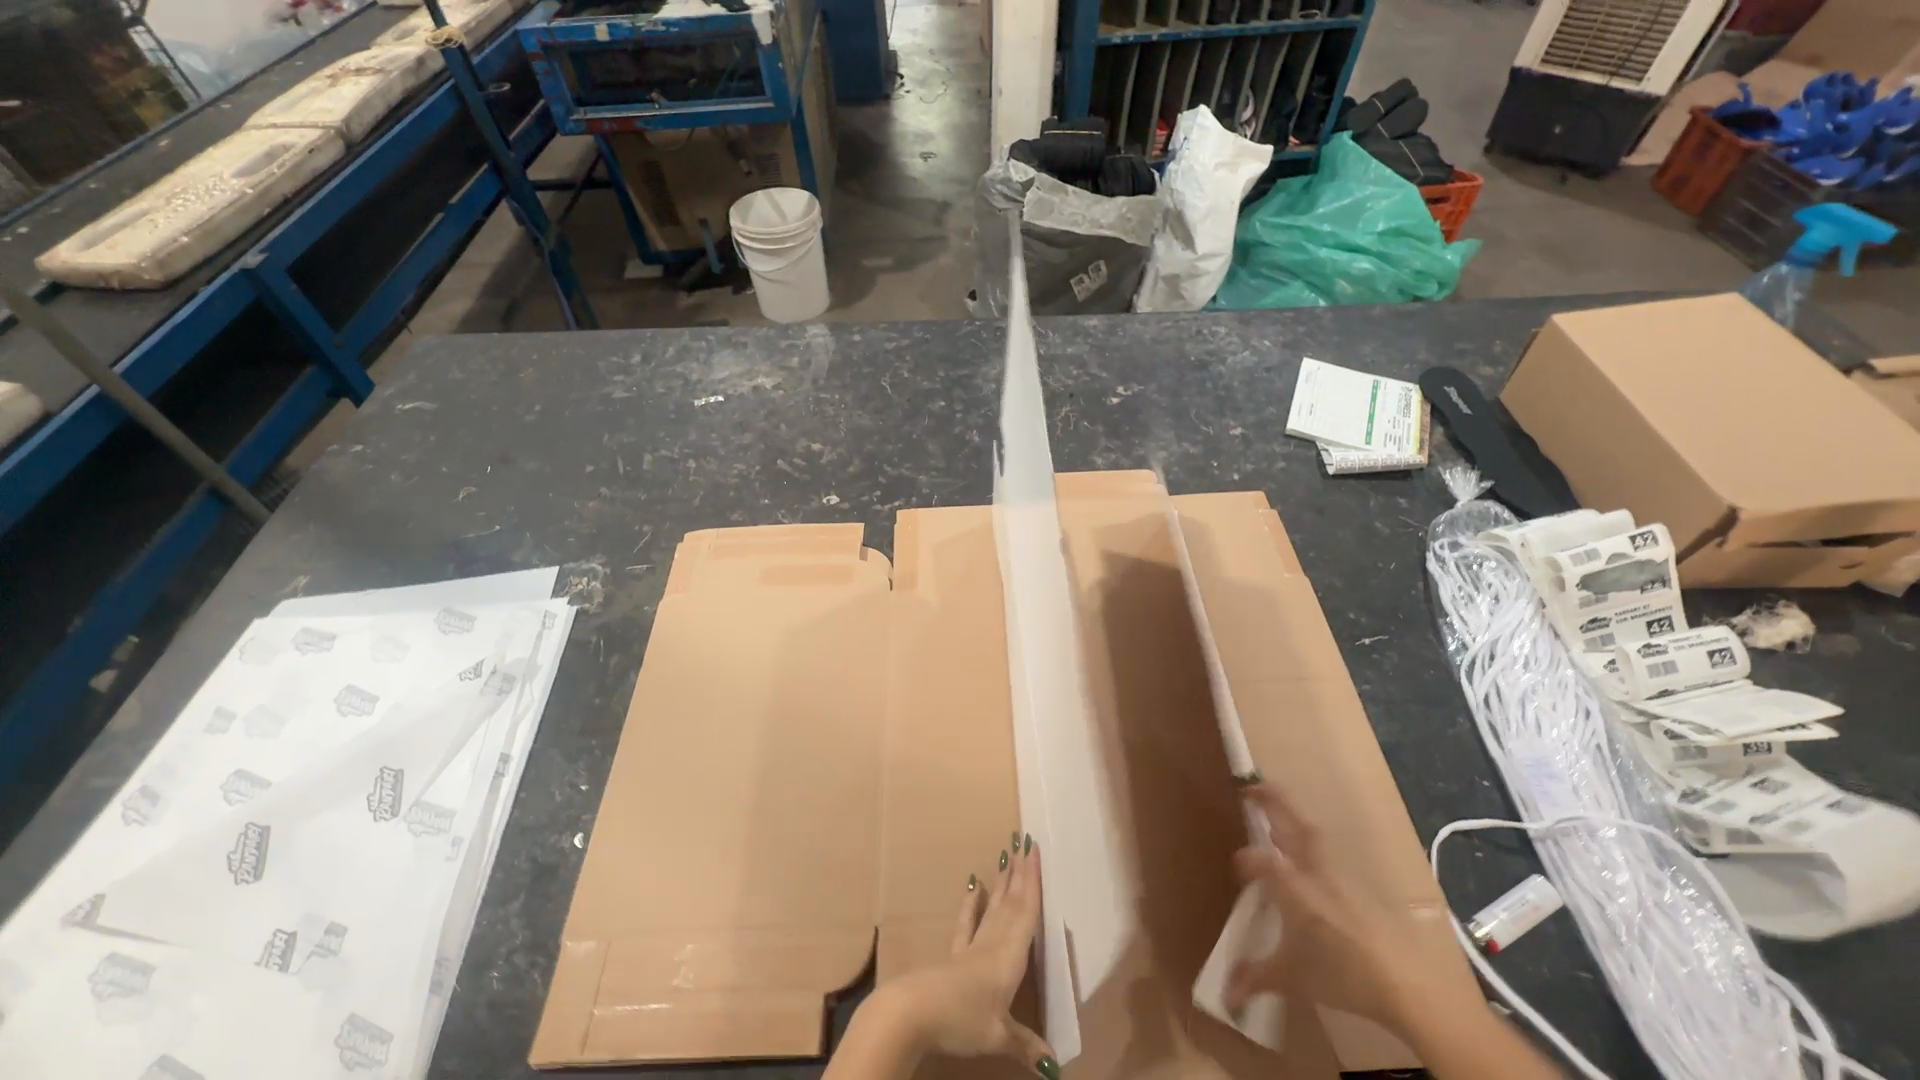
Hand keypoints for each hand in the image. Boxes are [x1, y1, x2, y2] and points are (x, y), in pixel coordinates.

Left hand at [882, 834, 1057, 1076]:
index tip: (1034, 849)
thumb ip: (1027, 1046)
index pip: (1026, 912)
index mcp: (1008, 956)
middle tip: (1024, 843)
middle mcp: (991, 944)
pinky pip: (967, 923)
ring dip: (1000, 883)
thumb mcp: (998, 1035)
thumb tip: (1056, 1068)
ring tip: (1004, 856)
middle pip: (1009, 903)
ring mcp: (969, 948)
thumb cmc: (960, 1019)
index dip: (1033, 881)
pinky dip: (971, 905)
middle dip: (1019, 874)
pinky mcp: (952, 957)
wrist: (911, 1013)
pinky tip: (972, 886)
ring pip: (991, 908)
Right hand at [1224, 784, 1442, 1033]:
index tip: (1237, 864)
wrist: (1409, 984)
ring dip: (1295, 816)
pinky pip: (1332, 853)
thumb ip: (1256, 977)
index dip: (1246, 859)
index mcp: (1296, 890)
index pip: (1262, 861)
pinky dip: (1314, 843)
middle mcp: (1318, 874)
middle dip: (1274, 801)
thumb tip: (1226, 996)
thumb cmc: (1345, 977)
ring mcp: (1344, 876)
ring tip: (1277, 810)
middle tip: (1252, 786)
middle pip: (1296, 825)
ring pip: (1316, 835)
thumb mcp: (1293, 979)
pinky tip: (1310, 854)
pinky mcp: (1363, 886)